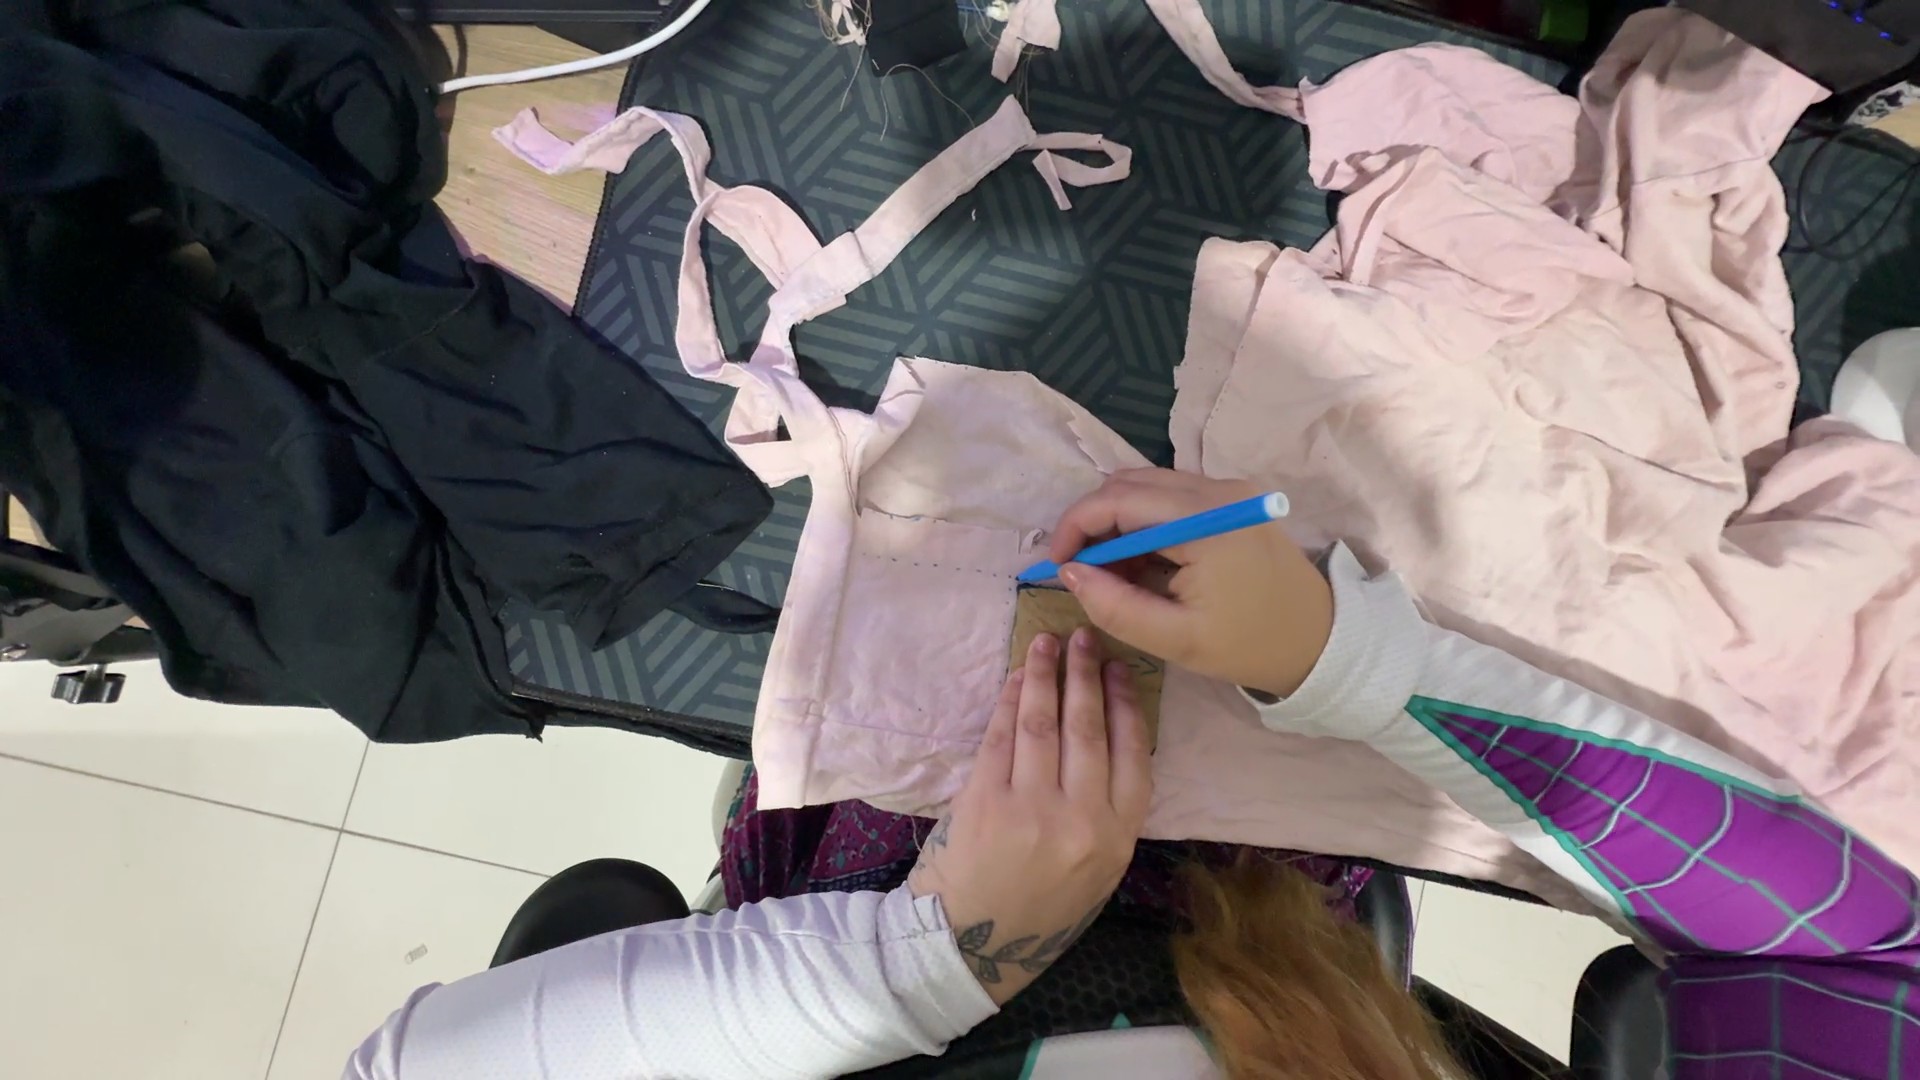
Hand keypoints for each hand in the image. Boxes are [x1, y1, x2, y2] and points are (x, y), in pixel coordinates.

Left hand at [909, 629, 1152, 1005]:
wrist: (968, 946)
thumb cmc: (1037, 907)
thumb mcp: (1095, 872)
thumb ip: (1108, 811)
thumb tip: (1109, 733)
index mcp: (1117, 840)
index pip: (1134, 754)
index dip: (1127, 704)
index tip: (1121, 669)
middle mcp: (1081, 819)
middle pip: (1089, 729)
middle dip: (1087, 675)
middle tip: (1086, 638)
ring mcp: (1031, 807)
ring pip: (1045, 722)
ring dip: (1047, 674)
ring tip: (1049, 642)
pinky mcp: (985, 798)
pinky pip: (1003, 734)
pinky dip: (1012, 699)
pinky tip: (1018, 677)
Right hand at [1047, 468, 1333, 697]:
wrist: (1323, 641)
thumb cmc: (1251, 645)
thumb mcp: (1176, 640)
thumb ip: (1115, 606)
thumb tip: (1069, 572)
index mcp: (1205, 521)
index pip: (1118, 499)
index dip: (1075, 526)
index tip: (1056, 564)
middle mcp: (1215, 490)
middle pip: (1127, 484)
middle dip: (1091, 524)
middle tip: (1081, 571)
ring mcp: (1225, 489)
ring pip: (1143, 486)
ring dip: (1114, 522)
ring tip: (1111, 572)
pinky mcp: (1229, 499)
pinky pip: (1166, 496)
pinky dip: (1140, 523)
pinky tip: (1141, 562)